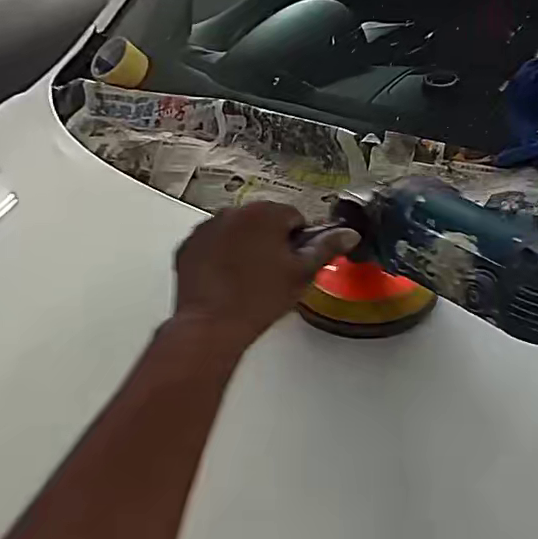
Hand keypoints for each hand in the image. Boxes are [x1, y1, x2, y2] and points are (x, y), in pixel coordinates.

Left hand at [168, 202, 358, 347]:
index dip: (299, 240)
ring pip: (238, 230)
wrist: (212, 325)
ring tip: (251, 278)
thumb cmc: (258, 299)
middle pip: (264, 220)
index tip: (295, 260)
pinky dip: (221, 255)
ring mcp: (206, 228)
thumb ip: (327, 247)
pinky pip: (213, 243)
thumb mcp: (303, 273)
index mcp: (265, 214)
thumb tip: (349, 234)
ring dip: (246, 245)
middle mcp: (233, 213)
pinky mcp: (188, 246)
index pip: (294, 216)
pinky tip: (229, 279)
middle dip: (272, 240)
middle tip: (276, 272)